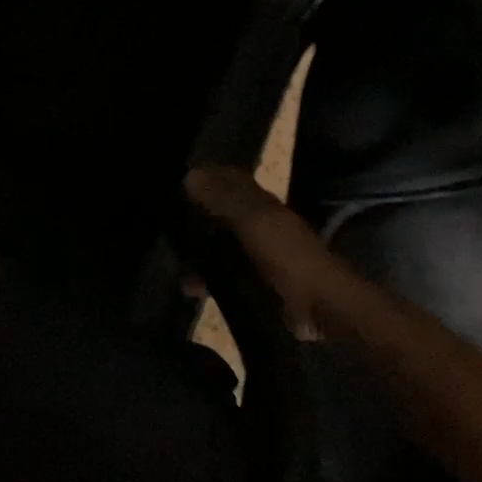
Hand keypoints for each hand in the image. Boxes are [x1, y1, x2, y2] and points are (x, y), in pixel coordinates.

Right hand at [184, 166, 333, 338]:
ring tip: (173, 264)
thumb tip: (190, 174)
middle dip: (193, 217)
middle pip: (219, 213)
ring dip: (195, 253)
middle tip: (163, 224)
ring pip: (217, 246)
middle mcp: (258, 224)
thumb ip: (224, 198)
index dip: (205, 176)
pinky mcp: (253, 284)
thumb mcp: (255, 221)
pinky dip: (204, 279)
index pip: (229, 179)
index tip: (173, 181)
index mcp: (262, 203)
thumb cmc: (287, 256)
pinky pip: (220, 276)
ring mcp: (256, 256)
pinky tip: (188, 289)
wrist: (319, 307)